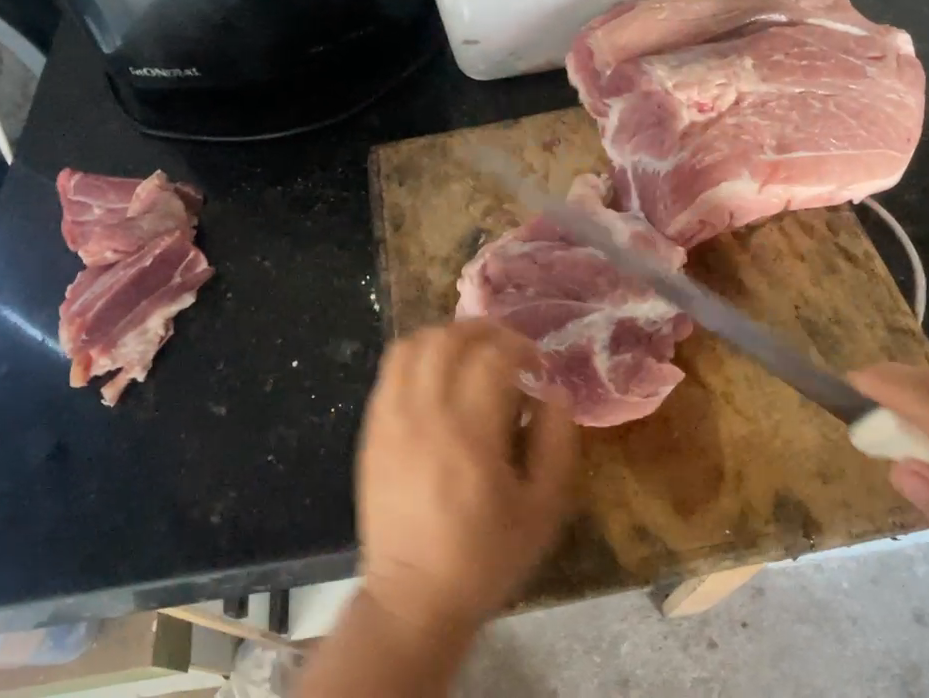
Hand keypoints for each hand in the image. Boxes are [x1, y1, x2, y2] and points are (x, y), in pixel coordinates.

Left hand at [356, 321, 579, 635]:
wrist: (414, 597)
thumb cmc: (486, 557)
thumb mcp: (544, 510)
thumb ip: (557, 443)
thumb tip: (555, 392)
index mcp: (471, 434)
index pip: (494, 357)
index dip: (521, 348)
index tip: (538, 366)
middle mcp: (425, 415)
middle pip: (450, 339)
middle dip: (486, 331)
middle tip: (510, 349)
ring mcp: (390, 419)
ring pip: (414, 345)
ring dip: (448, 336)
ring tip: (472, 353)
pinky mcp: (371, 430)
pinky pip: (390, 370)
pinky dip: (417, 355)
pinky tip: (437, 374)